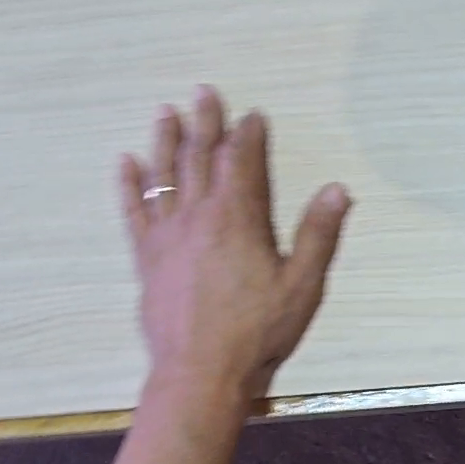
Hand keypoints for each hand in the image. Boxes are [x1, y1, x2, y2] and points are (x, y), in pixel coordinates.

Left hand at [118, 86, 350, 399]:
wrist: (201, 371)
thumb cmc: (259, 331)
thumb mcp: (303, 285)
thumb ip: (319, 235)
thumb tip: (338, 189)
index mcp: (238, 219)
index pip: (242, 163)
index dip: (249, 135)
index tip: (253, 115)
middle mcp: (198, 217)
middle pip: (199, 158)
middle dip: (205, 123)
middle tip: (204, 92)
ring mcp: (167, 237)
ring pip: (163, 176)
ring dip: (165, 141)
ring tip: (165, 112)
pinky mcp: (147, 259)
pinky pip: (134, 212)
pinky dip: (130, 185)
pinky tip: (126, 164)